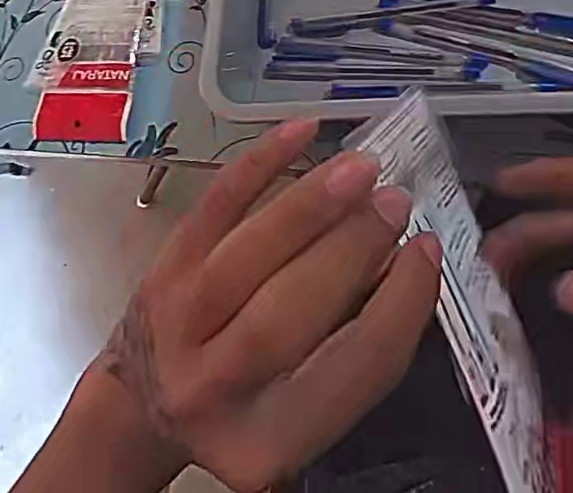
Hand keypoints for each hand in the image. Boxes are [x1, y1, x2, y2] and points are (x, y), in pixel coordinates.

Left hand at [15, 119, 440, 492]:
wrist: (146, 393)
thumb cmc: (241, 399)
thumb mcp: (299, 404)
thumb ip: (351, 342)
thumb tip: (397, 255)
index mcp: (267, 440)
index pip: (351, 369)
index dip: (401, 304)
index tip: (427, 250)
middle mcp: (214, 386)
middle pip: (290, 311)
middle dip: (352, 246)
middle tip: (395, 201)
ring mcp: (180, 319)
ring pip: (251, 253)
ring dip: (312, 204)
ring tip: (360, 168)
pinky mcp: (165, 264)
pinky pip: (216, 204)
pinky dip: (261, 162)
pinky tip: (302, 132)